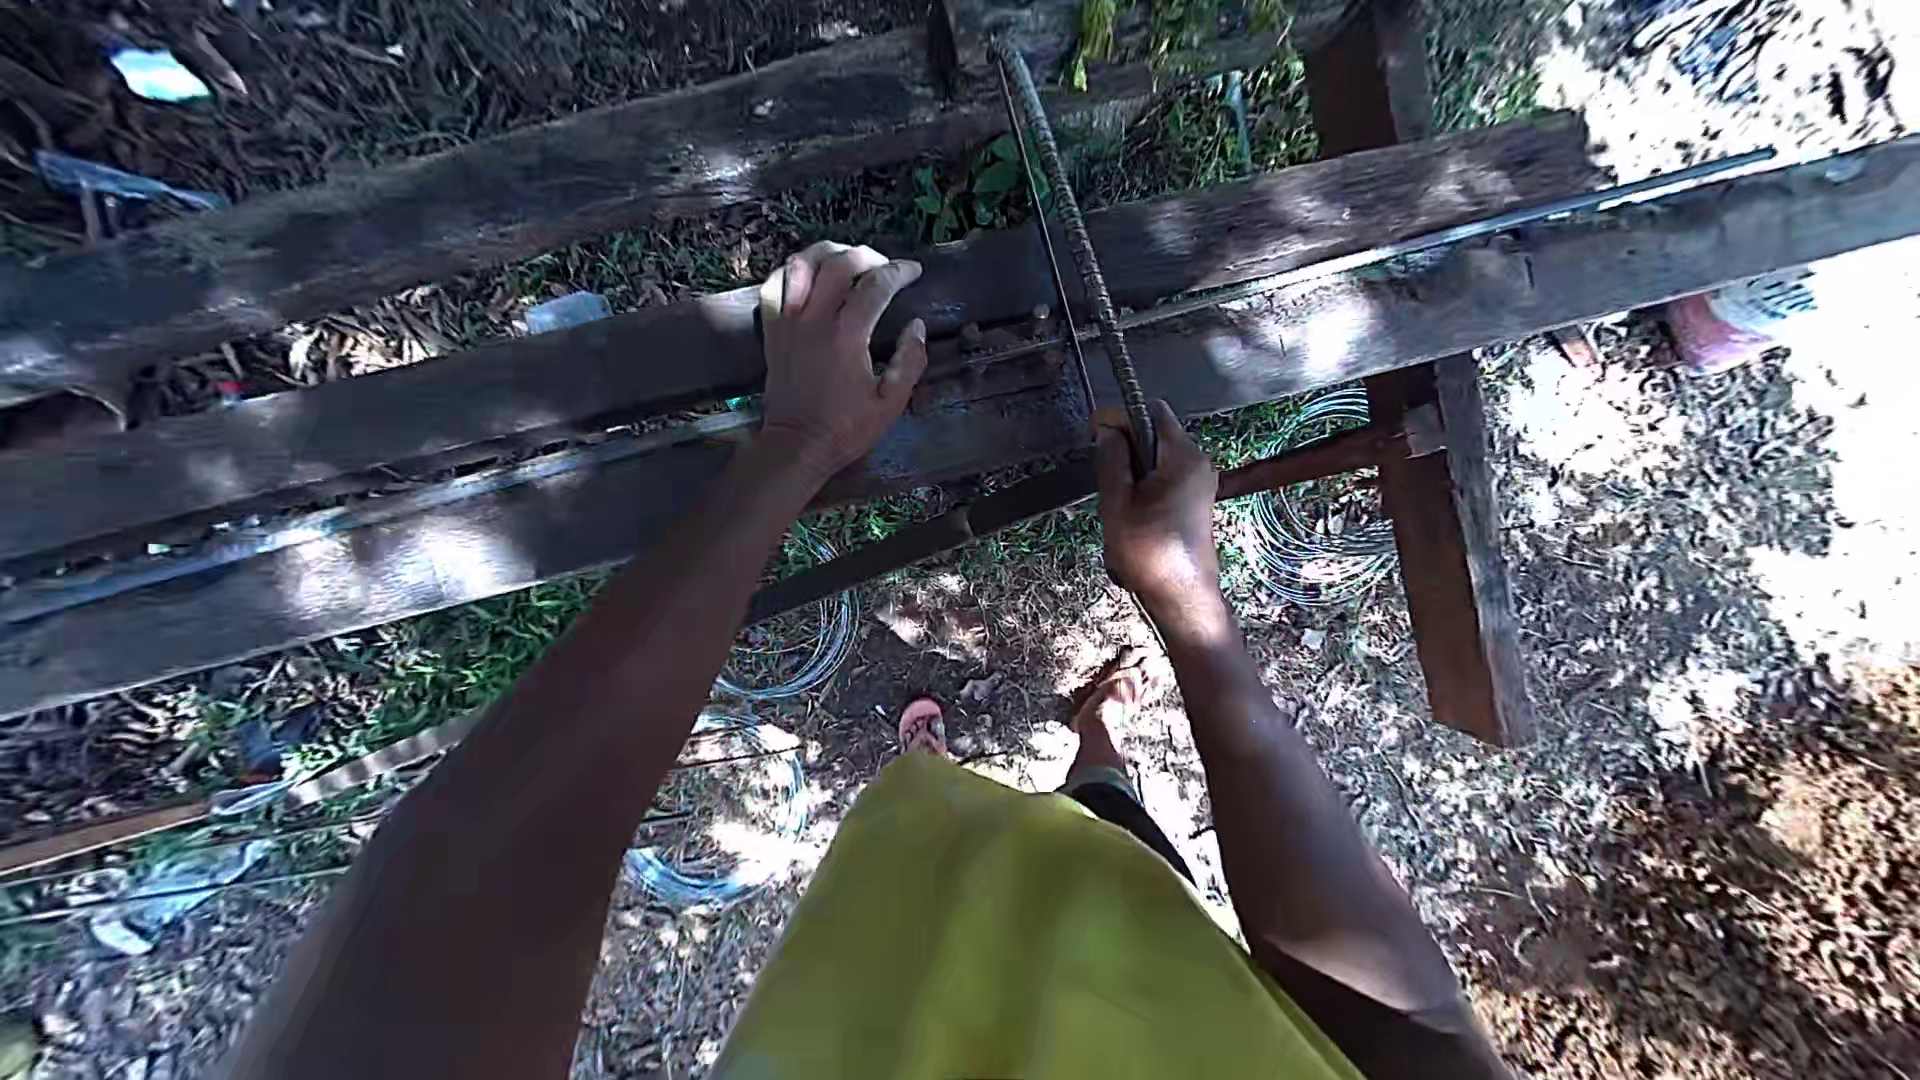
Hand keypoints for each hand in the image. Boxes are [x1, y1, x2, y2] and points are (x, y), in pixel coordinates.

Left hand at [756, 241, 927, 476]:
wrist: (798, 445)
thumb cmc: (847, 429)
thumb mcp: (891, 403)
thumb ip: (911, 362)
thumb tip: (917, 327)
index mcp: (847, 335)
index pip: (876, 286)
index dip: (899, 273)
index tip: (913, 272)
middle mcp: (814, 319)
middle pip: (839, 264)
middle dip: (867, 256)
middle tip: (884, 265)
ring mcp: (788, 322)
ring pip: (802, 265)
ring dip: (827, 253)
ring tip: (846, 259)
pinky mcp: (772, 331)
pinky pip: (774, 285)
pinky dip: (791, 271)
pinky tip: (807, 274)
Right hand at [1094, 400, 1223, 619]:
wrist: (1180, 596)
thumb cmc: (1147, 549)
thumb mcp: (1117, 501)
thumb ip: (1111, 459)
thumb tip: (1108, 428)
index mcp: (1183, 455)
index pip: (1150, 412)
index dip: (1119, 417)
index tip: (1094, 435)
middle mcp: (1199, 462)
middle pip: (1155, 435)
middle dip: (1126, 450)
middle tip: (1106, 481)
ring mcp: (1201, 483)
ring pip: (1157, 460)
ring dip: (1133, 473)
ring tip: (1120, 505)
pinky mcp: (1196, 502)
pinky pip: (1166, 478)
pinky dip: (1146, 487)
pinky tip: (1134, 516)